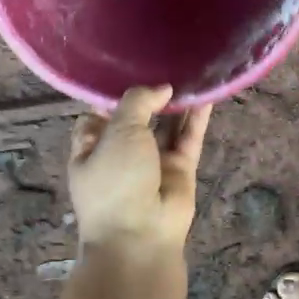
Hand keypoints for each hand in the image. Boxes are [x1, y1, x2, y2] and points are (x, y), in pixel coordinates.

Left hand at [69, 85, 212, 258]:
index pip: (98, 116)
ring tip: (192, 71)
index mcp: (91, 151)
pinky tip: (208, 93)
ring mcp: (152, 163)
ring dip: (177, 103)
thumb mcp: (117, 133)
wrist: (140, 236)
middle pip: (137, 117)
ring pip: (167, 125)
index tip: (130, 68)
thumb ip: (138, 102)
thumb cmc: (115, 183)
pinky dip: (198, 117)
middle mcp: (121, 155)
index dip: (112, 95)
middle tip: (168, 62)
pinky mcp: (180, 169)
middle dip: (150, 95)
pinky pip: (189, 137)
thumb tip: (162, 89)